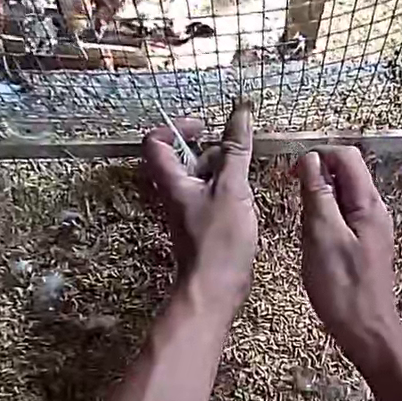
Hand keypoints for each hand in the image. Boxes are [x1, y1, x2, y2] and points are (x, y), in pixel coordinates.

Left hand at [143, 102, 258, 315]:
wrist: (215, 288)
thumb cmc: (219, 242)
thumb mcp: (232, 188)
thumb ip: (236, 150)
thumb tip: (240, 112)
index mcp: (171, 181)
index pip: (155, 141)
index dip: (176, 127)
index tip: (204, 126)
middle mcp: (175, 193)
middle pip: (184, 157)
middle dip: (212, 149)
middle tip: (236, 153)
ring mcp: (188, 210)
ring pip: (201, 177)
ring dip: (224, 170)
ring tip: (245, 180)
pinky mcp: (202, 224)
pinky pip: (211, 196)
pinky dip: (228, 190)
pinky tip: (246, 200)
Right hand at [296, 147, 401, 361]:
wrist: (365, 330)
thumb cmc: (343, 289)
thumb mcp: (322, 236)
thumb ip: (317, 195)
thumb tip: (310, 161)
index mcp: (369, 205)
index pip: (347, 157)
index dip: (318, 156)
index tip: (292, 173)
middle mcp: (374, 212)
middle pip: (347, 174)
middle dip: (317, 175)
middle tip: (293, 195)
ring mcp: (370, 229)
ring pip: (343, 197)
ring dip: (319, 198)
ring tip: (301, 219)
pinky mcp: (363, 246)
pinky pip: (343, 218)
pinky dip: (324, 218)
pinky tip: (311, 237)